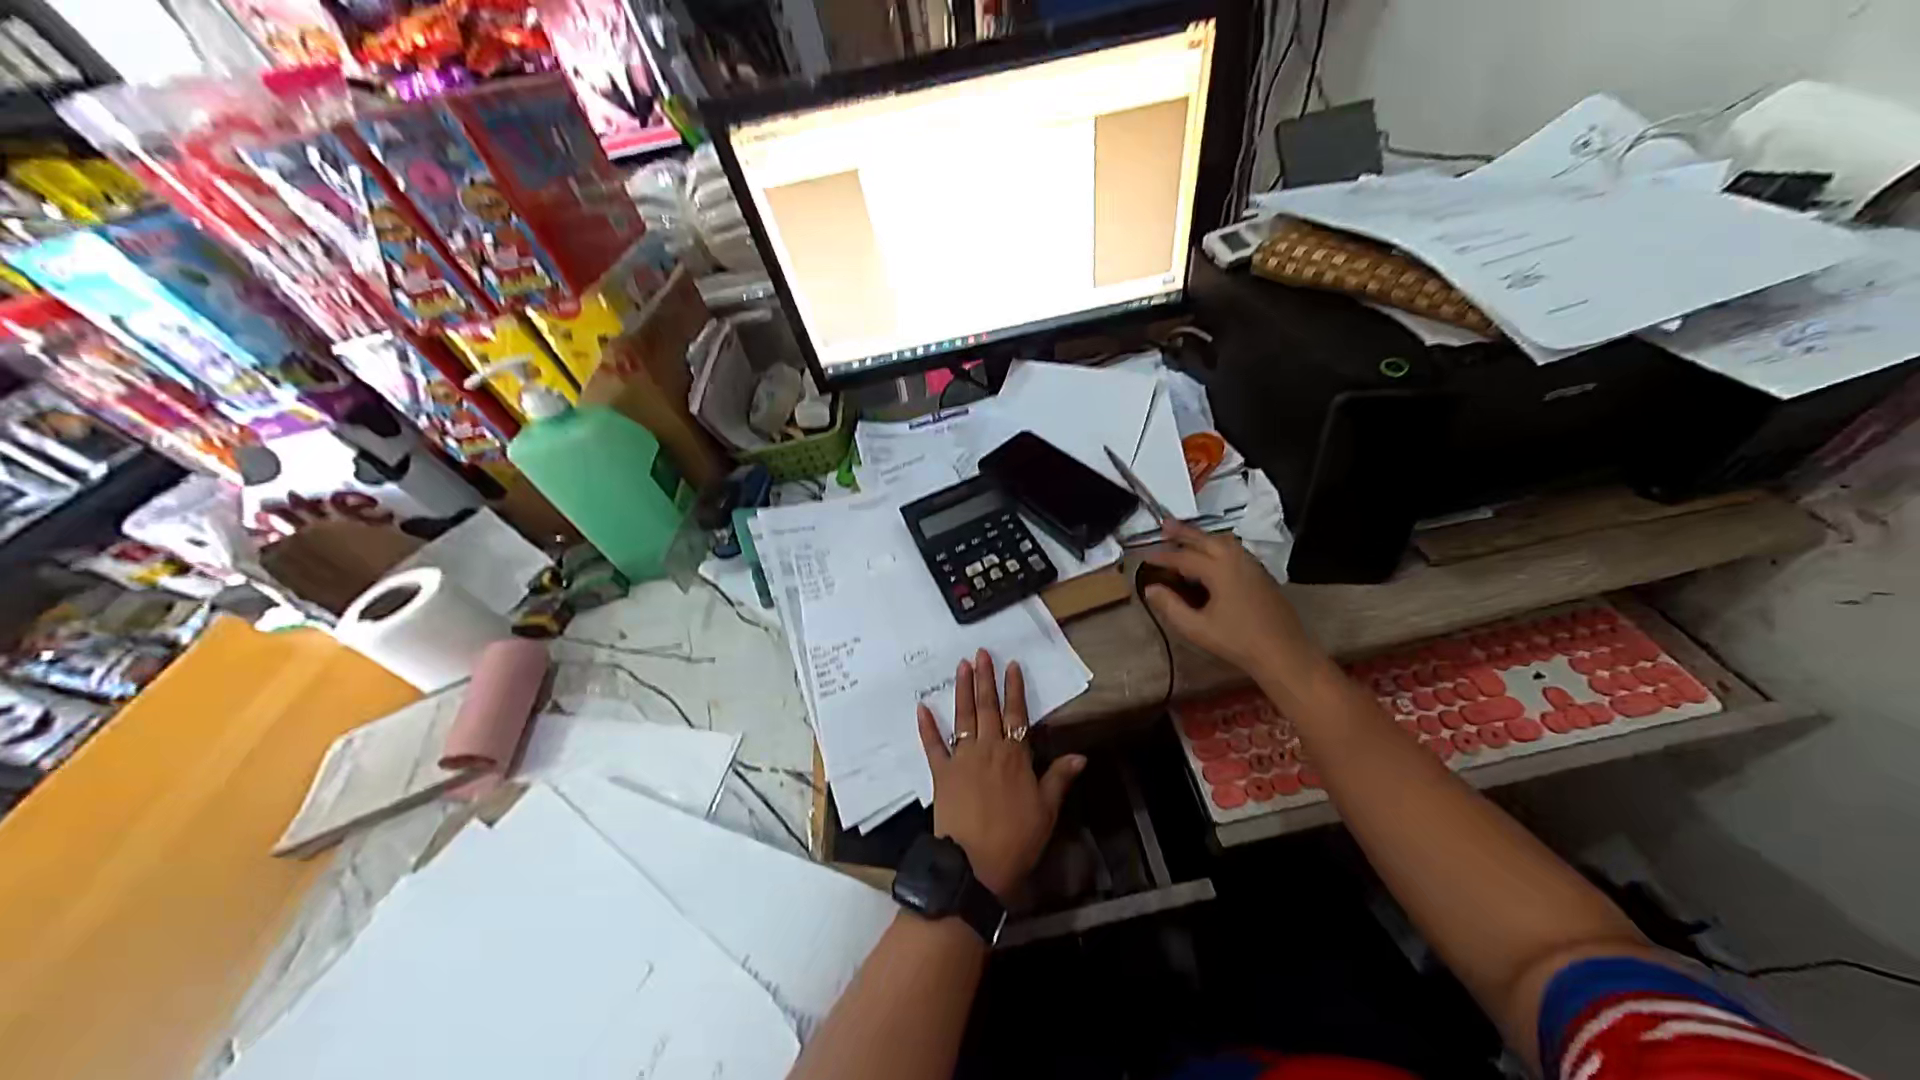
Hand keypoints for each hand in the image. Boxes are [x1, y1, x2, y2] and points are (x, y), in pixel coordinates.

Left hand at [916, 649, 1085, 900]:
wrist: (975, 864)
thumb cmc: (1016, 838)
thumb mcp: (1047, 810)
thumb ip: (1060, 778)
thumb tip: (1080, 755)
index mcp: (1015, 755)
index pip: (1016, 714)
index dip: (1014, 689)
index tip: (1012, 665)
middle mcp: (987, 749)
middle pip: (987, 707)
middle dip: (985, 678)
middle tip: (981, 653)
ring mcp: (962, 759)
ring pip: (963, 717)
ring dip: (962, 691)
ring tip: (962, 667)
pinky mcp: (941, 773)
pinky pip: (933, 745)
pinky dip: (927, 727)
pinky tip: (922, 708)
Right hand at [1140, 521, 1321, 678]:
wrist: (1284, 652)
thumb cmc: (1237, 641)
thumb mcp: (1196, 628)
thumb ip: (1170, 606)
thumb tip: (1150, 588)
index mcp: (1219, 570)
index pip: (1184, 557)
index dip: (1163, 557)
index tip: (1145, 557)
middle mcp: (1236, 560)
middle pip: (1206, 539)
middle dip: (1184, 532)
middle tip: (1164, 525)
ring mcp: (1252, 564)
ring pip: (1223, 540)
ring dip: (1202, 536)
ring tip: (1186, 535)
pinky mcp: (1261, 573)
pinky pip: (1235, 549)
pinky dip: (1218, 543)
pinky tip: (1213, 552)